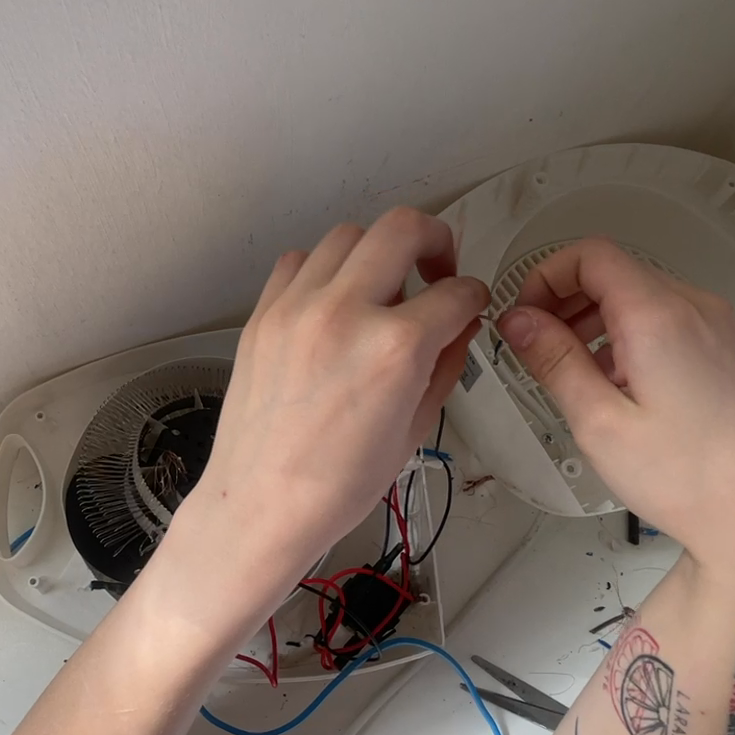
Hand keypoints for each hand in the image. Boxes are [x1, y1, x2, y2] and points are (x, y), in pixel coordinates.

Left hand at [177, 208, 485, 596]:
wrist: (260, 506)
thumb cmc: (336, 487)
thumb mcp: (413, 430)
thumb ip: (445, 367)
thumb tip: (460, 329)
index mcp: (395, 348)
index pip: (456, 293)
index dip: (473, 298)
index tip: (468, 305)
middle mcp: (345, 313)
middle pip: (403, 228)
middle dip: (435, 241)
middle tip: (437, 271)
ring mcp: (296, 309)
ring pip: (347, 235)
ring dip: (375, 252)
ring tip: (380, 291)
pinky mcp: (262, 317)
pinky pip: (298, 262)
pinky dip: (323, 270)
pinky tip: (331, 303)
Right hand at [495, 238, 734, 591]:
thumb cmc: (679, 475)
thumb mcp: (598, 421)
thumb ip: (554, 361)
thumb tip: (516, 318)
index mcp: (659, 315)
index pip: (591, 255)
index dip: (545, 277)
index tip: (521, 321)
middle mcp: (694, 306)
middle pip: (615, 272)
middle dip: (563, 301)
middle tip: (533, 351)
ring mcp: (716, 327)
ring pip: (638, 296)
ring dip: (591, 320)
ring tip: (568, 374)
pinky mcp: (724, 351)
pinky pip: (664, 321)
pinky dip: (623, 336)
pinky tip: (611, 386)